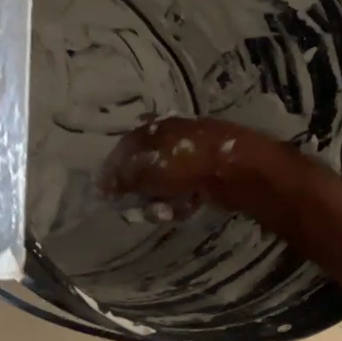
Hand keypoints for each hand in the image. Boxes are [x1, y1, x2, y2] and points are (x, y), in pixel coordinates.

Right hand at [98, 116, 267, 217]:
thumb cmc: (186, 163)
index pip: (124, 148)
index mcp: (153, 128)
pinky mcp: (208, 175)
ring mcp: (192, 157)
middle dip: (139, 190)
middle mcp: (171, 138)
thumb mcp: (146, 170)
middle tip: (137, 205)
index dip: (113, 170)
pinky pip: (185, 191)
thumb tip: (103, 187)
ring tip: (164, 211)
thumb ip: (122, 179)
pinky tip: (184, 209)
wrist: (238, 169)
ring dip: (159, 200)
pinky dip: (181, 202)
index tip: (106, 191)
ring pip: (164, 183)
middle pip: (144, 168)